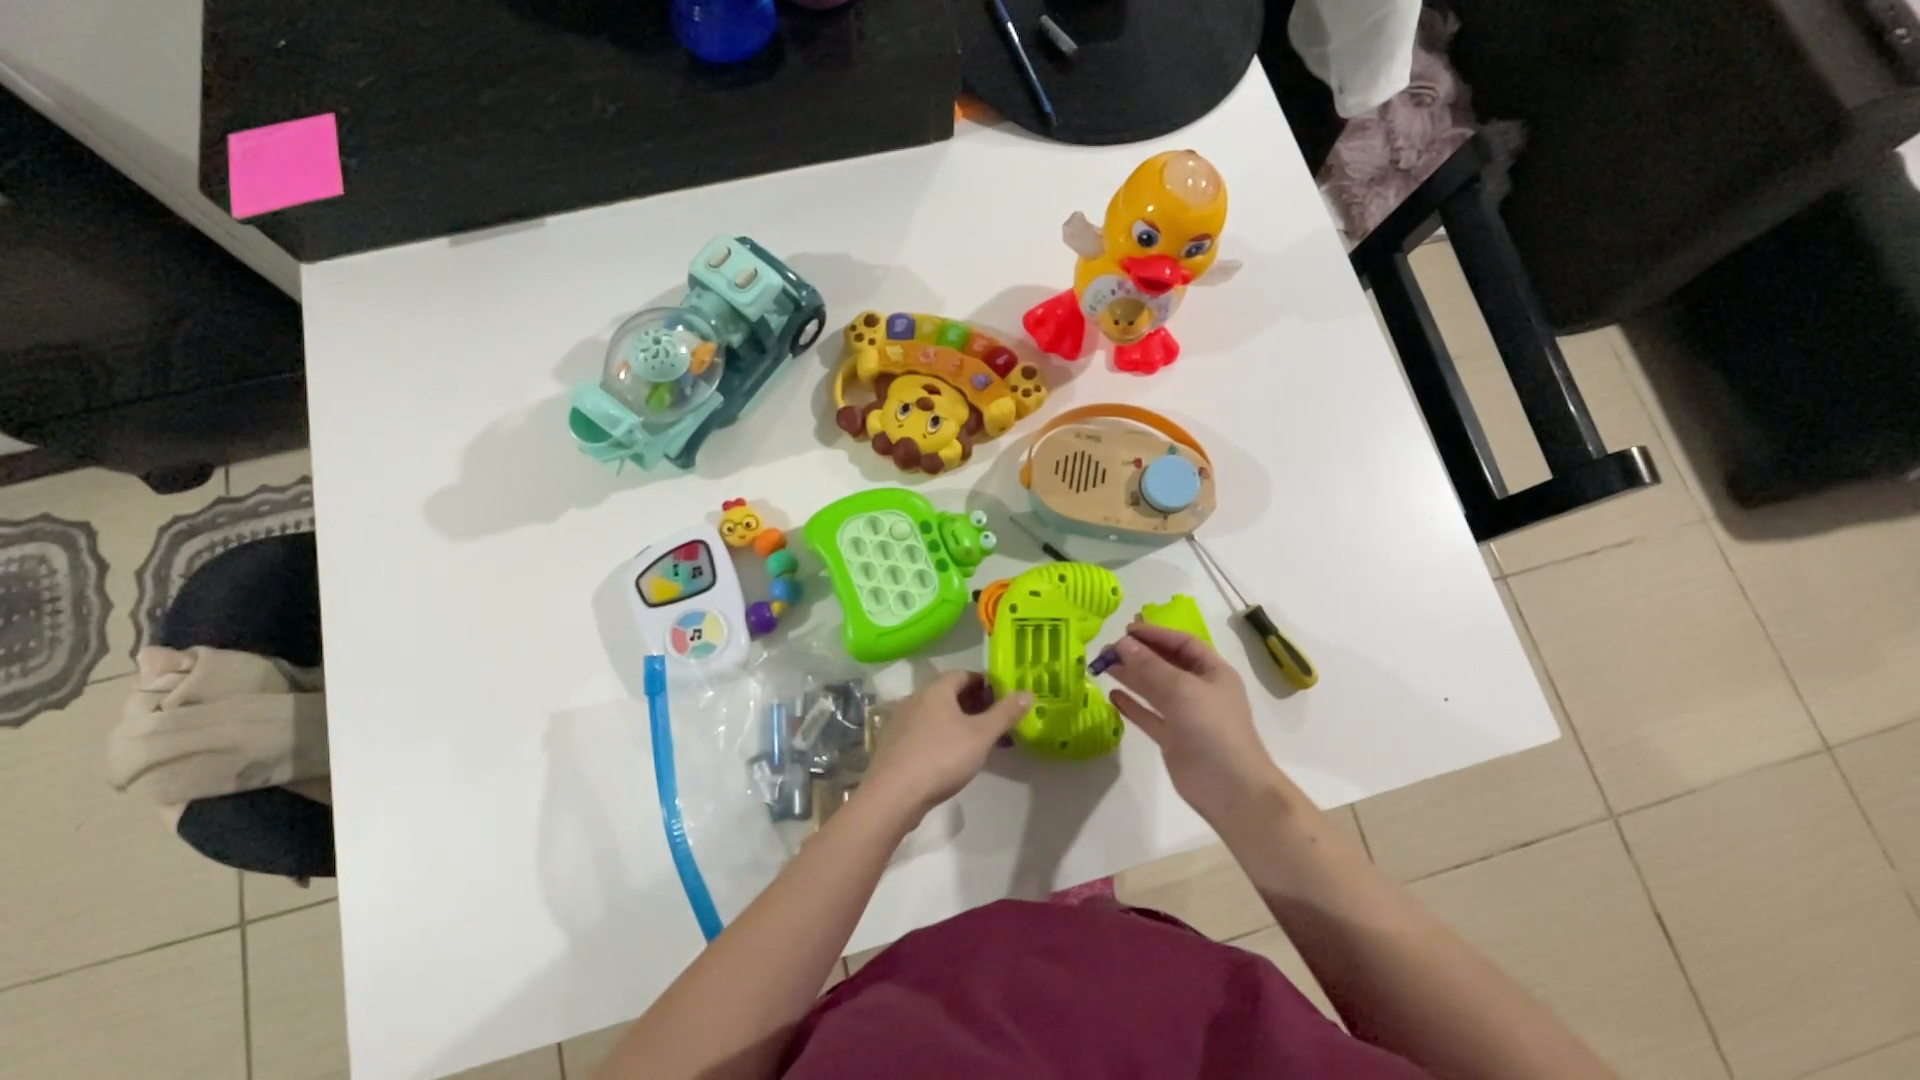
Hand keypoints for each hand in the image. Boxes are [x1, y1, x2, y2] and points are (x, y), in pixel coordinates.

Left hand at [863, 672, 1031, 819]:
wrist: (894, 794)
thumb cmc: (942, 757)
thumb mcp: (981, 735)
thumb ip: (1005, 714)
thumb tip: (1028, 693)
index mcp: (935, 690)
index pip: (963, 674)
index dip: (985, 683)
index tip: (1003, 699)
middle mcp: (914, 699)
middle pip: (948, 693)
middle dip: (973, 703)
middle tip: (994, 721)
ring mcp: (900, 722)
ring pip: (935, 714)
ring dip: (956, 721)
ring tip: (976, 741)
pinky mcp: (893, 744)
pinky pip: (923, 731)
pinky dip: (940, 736)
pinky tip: (950, 757)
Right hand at [1104, 623, 1287, 823]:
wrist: (1229, 786)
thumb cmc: (1212, 728)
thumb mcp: (1182, 689)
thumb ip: (1150, 666)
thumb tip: (1122, 644)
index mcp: (1213, 672)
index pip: (1182, 644)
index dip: (1156, 635)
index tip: (1126, 631)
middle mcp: (1200, 690)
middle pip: (1166, 664)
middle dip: (1138, 655)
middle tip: (1107, 649)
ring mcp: (1186, 716)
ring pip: (1154, 689)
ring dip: (1131, 676)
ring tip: (1103, 666)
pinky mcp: (1173, 738)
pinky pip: (1149, 715)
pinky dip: (1133, 705)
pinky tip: (1113, 696)